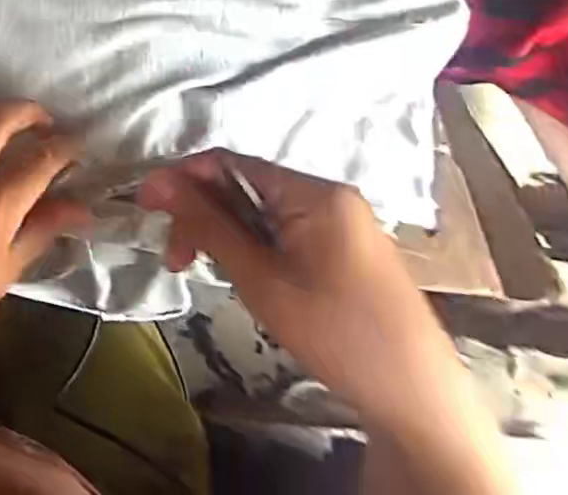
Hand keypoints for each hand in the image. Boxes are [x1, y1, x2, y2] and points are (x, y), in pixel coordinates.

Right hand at [135, 151, 469, 437]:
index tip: (146, 205)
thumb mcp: (260, 277)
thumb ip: (206, 223)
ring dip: (220, 233)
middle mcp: (327, 196)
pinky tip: (237, 271)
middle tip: (174, 256)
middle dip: (199, 214)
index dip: (181, 178)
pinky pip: (278, 228)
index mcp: (313, 193)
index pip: (229, 162)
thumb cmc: (338, 334)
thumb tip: (157, 181)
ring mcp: (339, 222)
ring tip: (197, 268)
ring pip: (257, 210)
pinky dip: (248, 244)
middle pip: (241, 186)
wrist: (421, 406)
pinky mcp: (342, 247)